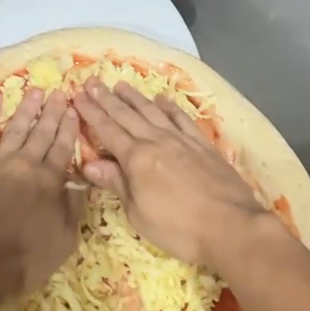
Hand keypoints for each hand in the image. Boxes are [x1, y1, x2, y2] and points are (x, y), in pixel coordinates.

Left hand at [0, 88, 82, 294]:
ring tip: (36, 90)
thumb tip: (82, 183)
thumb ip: (74, 208)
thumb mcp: (65, 240)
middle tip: (60, 92)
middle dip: (53, 111)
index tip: (74, 110)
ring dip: (27, 108)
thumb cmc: (24, 259)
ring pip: (16, 127)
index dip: (69, 128)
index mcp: (50, 181)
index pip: (63, 147)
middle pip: (42, 132)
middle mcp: (26, 164)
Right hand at [73, 79, 273, 269]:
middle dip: (106, 98)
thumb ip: (116, 184)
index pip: (107, 130)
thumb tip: (89, 165)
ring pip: (152, 111)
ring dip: (134, 97)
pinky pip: (182, 119)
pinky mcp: (202, 144)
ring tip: (120, 84)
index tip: (77, 96)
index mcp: (136, 158)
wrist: (232, 226)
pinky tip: (162, 99)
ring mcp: (181, 140)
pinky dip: (169, 107)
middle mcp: (156, 141)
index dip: (91, 113)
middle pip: (126, 115)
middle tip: (91, 81)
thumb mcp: (138, 214)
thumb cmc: (179, 228)